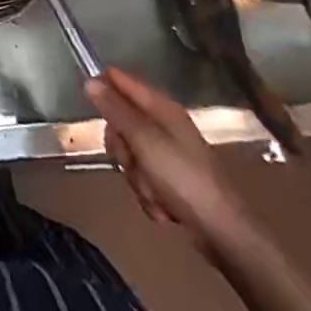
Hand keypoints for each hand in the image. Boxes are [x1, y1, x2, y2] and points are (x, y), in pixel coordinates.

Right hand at [85, 68, 246, 251]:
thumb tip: (90, 80)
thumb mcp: (144, 141)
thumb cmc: (182, 178)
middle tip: (132, 159)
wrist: (220, 229)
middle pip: (121, 123)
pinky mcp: (169, 178)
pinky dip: (148, 195)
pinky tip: (162, 207)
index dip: (105, 90)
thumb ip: (116, 111)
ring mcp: (167, 153)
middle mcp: (163, 125)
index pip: (123, 81)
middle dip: (122, 148)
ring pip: (129, 155)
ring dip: (136, 177)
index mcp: (162, 107)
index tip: (92, 110)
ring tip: (154, 191)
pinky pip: (142, 178)